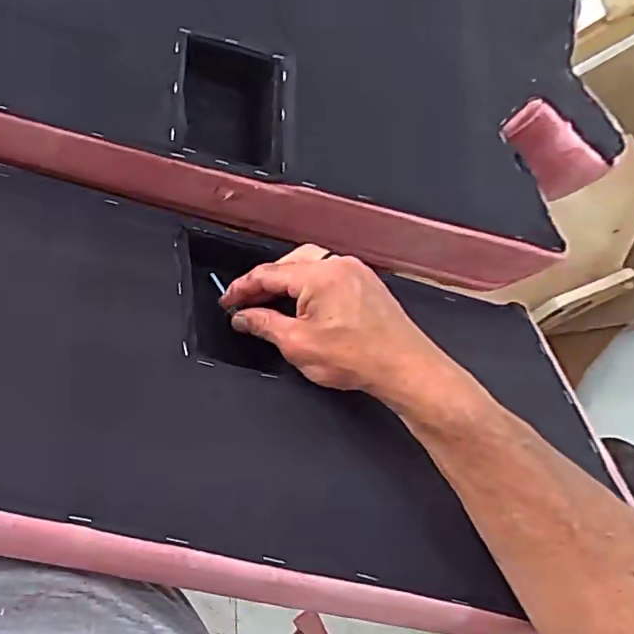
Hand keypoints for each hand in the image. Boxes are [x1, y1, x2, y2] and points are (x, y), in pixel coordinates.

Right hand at [218, 244, 476, 413]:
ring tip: (269, 306)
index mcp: (320, 275)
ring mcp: (355, 272)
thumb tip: (244, 317)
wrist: (405, 368)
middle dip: (262, 285)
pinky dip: (307, 289)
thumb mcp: (297, 345)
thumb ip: (263, 325)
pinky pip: (326, 276)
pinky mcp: (365, 284)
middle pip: (287, 265)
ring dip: (285, 285)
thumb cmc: (363, 357)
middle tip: (244, 305)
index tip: (228, 300)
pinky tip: (300, 308)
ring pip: (307, 268)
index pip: (268, 274)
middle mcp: (339, 266)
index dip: (241, 288)